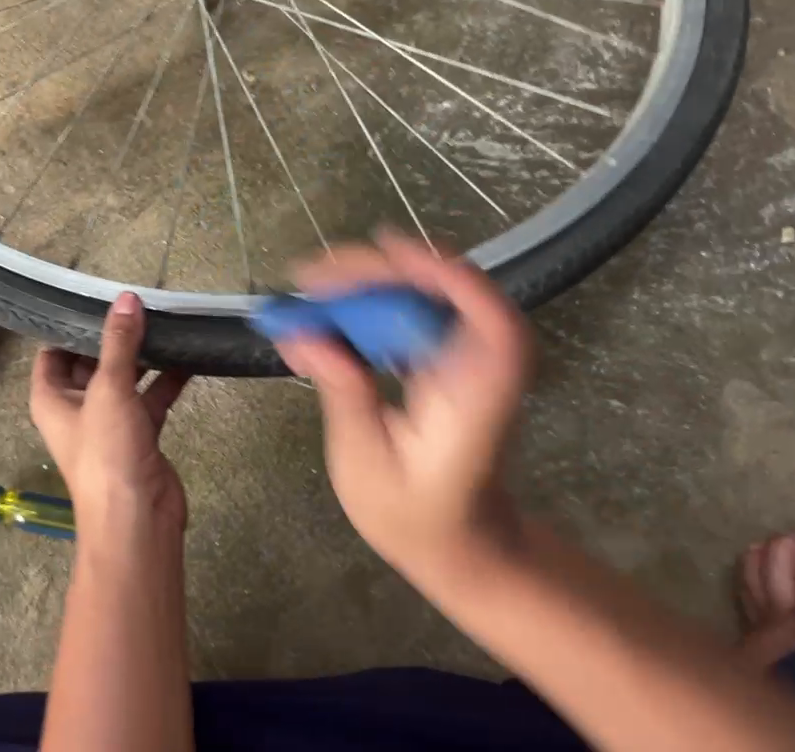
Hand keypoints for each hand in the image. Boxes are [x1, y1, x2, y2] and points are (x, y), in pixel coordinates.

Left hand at [30, 292, 190, 537]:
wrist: (137, 520)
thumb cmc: (107, 452)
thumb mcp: (109, 389)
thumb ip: (119, 342)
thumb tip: (127, 298)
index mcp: (51, 397)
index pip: (53, 350)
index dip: (70, 325)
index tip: (94, 294)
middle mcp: (75, 406)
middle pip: (92, 360)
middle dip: (114, 335)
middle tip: (140, 299)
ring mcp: (109, 422)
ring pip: (125, 378)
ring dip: (143, 355)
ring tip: (166, 318)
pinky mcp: (139, 434)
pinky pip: (150, 398)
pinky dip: (166, 380)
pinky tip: (188, 356)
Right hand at [275, 231, 533, 580]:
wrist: (460, 544)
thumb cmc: (417, 518)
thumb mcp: (367, 464)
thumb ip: (345, 395)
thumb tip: (304, 335)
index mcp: (475, 398)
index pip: (490, 322)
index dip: (450, 276)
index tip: (390, 251)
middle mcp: (479, 368)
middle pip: (447, 293)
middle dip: (379, 272)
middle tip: (311, 276)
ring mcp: (464, 361)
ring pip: (428, 296)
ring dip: (369, 281)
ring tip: (311, 287)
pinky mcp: (445, 361)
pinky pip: (414, 315)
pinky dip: (371, 303)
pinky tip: (330, 308)